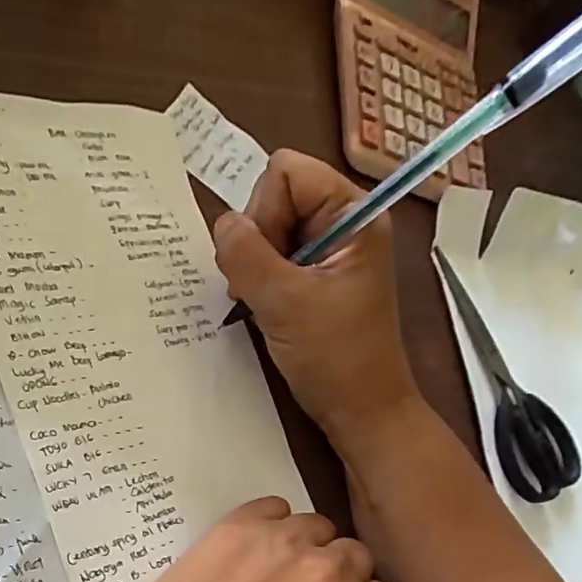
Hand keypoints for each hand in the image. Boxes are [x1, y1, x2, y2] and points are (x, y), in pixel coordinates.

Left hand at [84, 496, 397, 581]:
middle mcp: (332, 571)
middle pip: (353, 557)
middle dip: (335, 580)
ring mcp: (282, 541)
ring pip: (315, 528)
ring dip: (304, 550)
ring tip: (270, 577)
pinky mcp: (237, 525)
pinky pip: (272, 507)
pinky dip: (269, 525)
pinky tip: (249, 552)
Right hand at [213, 150, 418, 439]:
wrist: (360, 410)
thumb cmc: (335, 358)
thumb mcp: (285, 304)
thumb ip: (247, 256)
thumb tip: (222, 224)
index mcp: (352, 215)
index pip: (286, 172)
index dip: (264, 210)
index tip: (266, 261)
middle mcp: (341, 224)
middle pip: (275, 197)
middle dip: (256, 240)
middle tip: (260, 287)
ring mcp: (327, 252)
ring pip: (268, 230)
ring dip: (253, 264)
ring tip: (262, 302)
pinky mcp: (314, 277)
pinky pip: (272, 257)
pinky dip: (259, 279)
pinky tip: (263, 306)